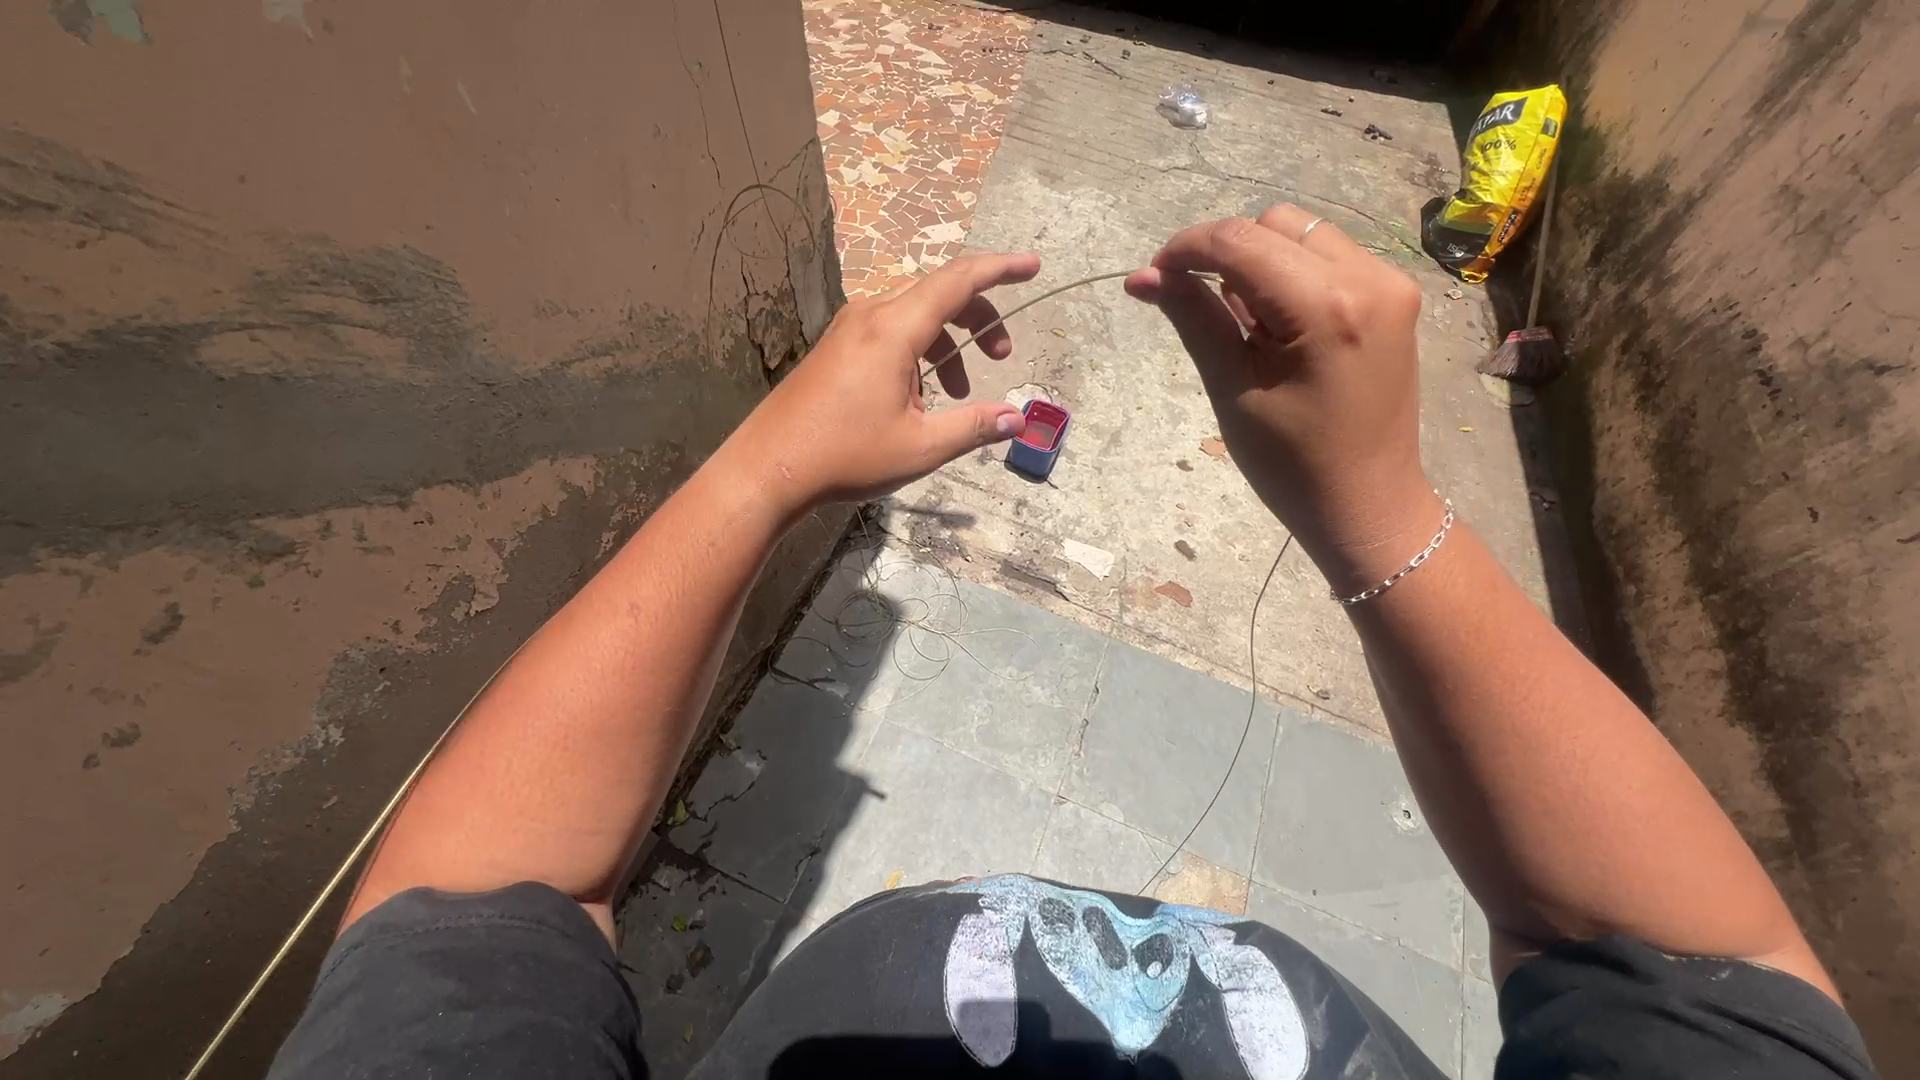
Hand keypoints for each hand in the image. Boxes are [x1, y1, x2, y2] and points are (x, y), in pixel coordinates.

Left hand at [719, 253, 1038, 517]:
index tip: (1033, 265)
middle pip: (939, 295)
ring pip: (914, 317)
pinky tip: (917, 400)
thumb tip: (1016, 419)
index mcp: (894, 330)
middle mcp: (870, 317)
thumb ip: (973, 427)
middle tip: (1000, 356)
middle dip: (979, 319)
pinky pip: (889, 334)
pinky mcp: (836, 349)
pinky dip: (917, 355)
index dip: (1001, 268)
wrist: (769, 467)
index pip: (959, 280)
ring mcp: (848, 330)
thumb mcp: (920, 447)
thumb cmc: (846, 456)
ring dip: (946, 346)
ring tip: (957, 394)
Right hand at [1125, 206, 1439, 590]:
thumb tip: (1142, 277)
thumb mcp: (1233, 390)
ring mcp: (1389, 283)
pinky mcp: (1392, 297)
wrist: (1367, 505)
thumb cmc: (1292, 465)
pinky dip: (1287, 275)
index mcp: (1328, 306)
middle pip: (1274, 225)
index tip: (1151, 279)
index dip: (1186, 250)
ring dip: (1256, 263)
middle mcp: (1370, 276)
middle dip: (1222, 255)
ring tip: (1241, 325)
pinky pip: (1327, 258)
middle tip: (1196, 307)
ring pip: (1301, 235)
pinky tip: (1275, 326)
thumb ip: (1193, 319)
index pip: (1241, 242)